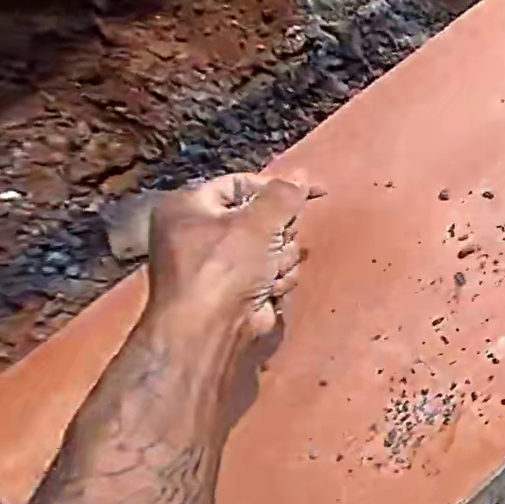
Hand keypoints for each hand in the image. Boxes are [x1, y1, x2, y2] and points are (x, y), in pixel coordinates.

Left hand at [145, 173, 322, 341]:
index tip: (314, 191)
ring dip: (282, 259)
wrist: (210, 327)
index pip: (242, 184)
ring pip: (276, 246)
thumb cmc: (224, 267)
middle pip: (265, 217)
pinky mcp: (241, 286)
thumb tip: (301, 176)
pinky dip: (277, 279)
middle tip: (277, 242)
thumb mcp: (257, 222)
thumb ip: (283, 196)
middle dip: (281, 233)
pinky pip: (274, 271)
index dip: (278, 186)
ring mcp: (222, 262)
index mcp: (190, 207)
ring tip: (270, 272)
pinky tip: (269, 288)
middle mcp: (202, 232)